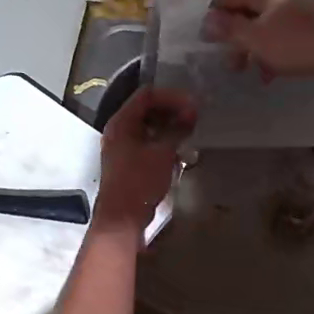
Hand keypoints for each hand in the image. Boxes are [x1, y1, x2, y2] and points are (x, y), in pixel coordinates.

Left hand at [93, 87, 195, 231]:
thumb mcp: (162, 153)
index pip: (146, 95)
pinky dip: (163, 140)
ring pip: (148, 126)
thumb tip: (192, 111)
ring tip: (190, 131)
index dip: (171, 96)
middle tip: (194, 117)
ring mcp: (122, 146)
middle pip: (146, 109)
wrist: (122, 218)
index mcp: (121, 122)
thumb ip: (177, 129)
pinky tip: (179, 148)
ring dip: (169, 126)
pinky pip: (147, 141)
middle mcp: (119, 130)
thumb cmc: (140, 182)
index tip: (193, 105)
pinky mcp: (129, 161)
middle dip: (171, 110)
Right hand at [200, 0, 313, 78]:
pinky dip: (277, 48)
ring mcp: (304, 1)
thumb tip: (206, 20)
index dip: (214, 16)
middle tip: (232, 64)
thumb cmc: (298, 42)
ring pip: (270, 22)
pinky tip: (278, 70)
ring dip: (257, 47)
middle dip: (237, 37)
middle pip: (250, 9)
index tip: (208, 40)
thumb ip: (229, 29)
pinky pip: (288, 30)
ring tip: (255, 71)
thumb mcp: (256, 39)